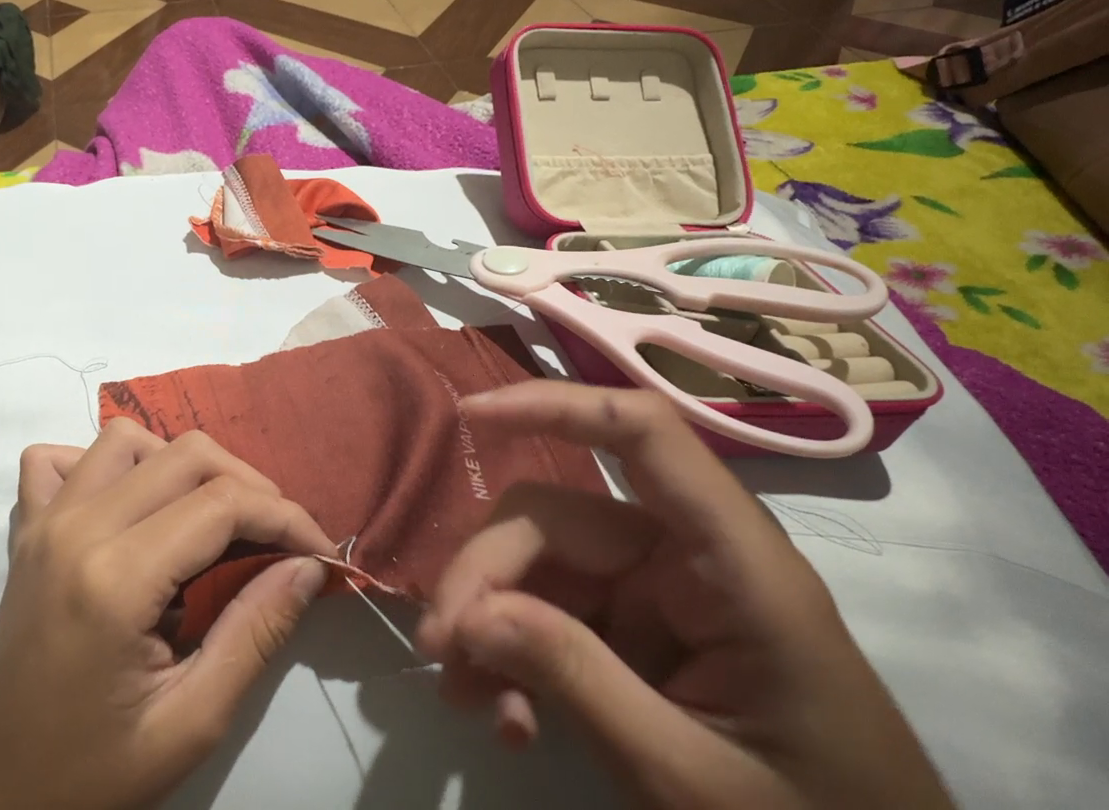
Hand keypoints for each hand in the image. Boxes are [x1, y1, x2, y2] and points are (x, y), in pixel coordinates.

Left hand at [0, 419, 335, 809]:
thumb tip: (309, 565)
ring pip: (124, 440)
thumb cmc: (98, 771)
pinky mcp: (24, 533)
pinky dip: (101, 465)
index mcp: (115, 578)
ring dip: (181, 464)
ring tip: (213, 517)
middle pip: (182, 455)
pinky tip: (129, 505)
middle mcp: (74, 529)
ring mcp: (41, 524)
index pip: (221, 504)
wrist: (3, 794)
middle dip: (249, 485)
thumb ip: (255, 633)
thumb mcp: (192, 721)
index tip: (320, 552)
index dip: (284, 517)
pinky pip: (57, 461)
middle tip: (280, 539)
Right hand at [417, 381, 952, 808]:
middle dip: (486, 576)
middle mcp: (688, 561)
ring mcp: (657, 598)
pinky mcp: (636, 636)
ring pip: (539, 570)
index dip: (556, 405)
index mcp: (736, 567)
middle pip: (556, 520)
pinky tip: (508, 720)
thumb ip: (577, 680)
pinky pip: (549, 620)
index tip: (469, 415)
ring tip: (466, 699)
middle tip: (440, 649)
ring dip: (489, 626)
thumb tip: (471, 612)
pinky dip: (515, 661)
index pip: (647, 437)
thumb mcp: (686, 772)